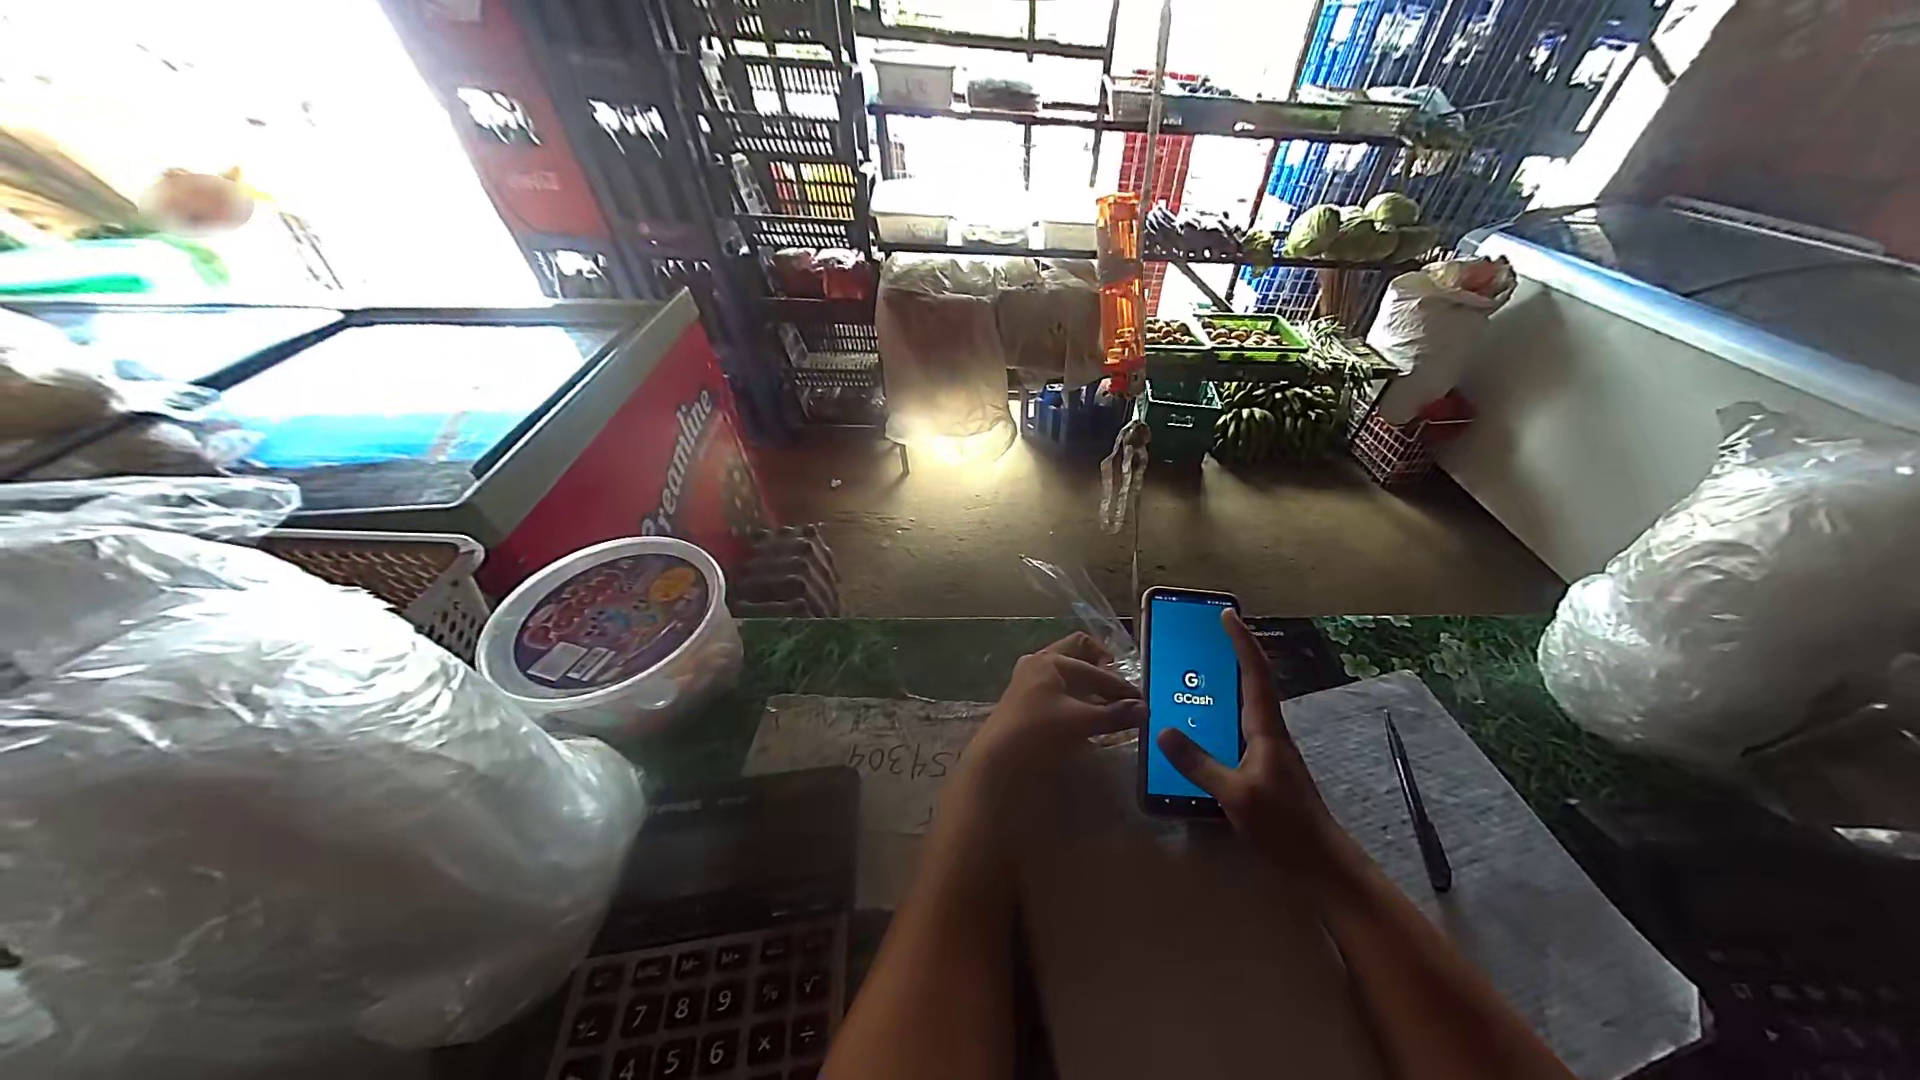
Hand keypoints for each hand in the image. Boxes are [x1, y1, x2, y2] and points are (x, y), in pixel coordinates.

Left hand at [965, 632, 1144, 780]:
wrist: (998, 760)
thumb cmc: (1039, 731)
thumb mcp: (1081, 721)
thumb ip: (1114, 714)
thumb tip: (1144, 710)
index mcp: (1051, 661)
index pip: (1095, 668)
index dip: (1120, 685)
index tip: (1139, 702)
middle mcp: (1037, 664)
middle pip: (1076, 653)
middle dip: (1100, 667)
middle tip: (1118, 686)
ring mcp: (1028, 681)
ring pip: (1064, 671)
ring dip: (1087, 683)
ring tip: (1106, 702)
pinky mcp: (1024, 700)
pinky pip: (1056, 688)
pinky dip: (1074, 695)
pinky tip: (1084, 714)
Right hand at [1156, 609, 1349, 880]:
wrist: (1321, 861)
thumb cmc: (1283, 825)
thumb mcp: (1235, 794)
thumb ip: (1199, 763)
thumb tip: (1162, 730)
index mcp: (1266, 729)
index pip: (1254, 674)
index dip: (1241, 642)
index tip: (1226, 615)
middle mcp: (1269, 731)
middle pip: (1253, 680)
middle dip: (1234, 652)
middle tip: (1205, 636)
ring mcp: (1269, 748)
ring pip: (1246, 702)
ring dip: (1228, 680)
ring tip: (1196, 672)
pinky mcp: (1264, 765)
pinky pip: (1240, 725)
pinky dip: (1223, 711)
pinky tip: (1202, 724)